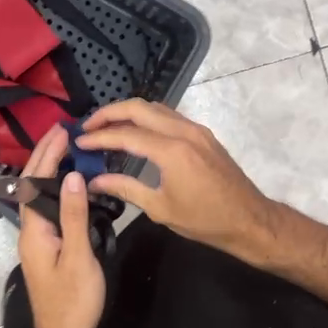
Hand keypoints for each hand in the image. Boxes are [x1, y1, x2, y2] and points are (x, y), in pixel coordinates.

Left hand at [16, 127, 104, 327]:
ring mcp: (38, 242)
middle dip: (45, 156)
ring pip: (40, 197)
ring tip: (70, 148)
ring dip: (51, 170)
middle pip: (31, 186)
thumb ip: (75, 216)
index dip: (48, 154)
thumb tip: (72, 176)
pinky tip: (73, 185)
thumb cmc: (74, 302)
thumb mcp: (80, 257)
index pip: (34, 182)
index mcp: (34, 231)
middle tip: (64, 130)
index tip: (63, 131)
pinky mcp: (48, 249)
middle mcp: (30, 232)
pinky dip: (58, 189)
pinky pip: (49, 208)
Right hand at [81, 100, 278, 259]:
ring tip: (106, 126)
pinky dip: (147, 118)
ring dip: (129, 112)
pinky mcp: (202, 133)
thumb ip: (126, 188)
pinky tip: (135, 131)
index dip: (99, 136)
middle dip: (110, 112)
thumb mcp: (160, 208)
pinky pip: (169, 116)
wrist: (248, 219)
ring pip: (155, 108)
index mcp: (172, 150)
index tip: (79, 141)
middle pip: (139, 107)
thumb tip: (94, 181)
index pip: (126, 134)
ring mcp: (195, 129)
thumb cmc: (204, 220)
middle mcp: (183, 131)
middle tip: (87, 126)